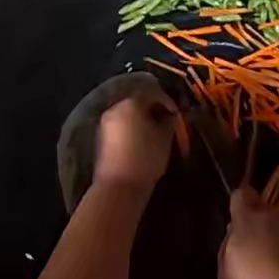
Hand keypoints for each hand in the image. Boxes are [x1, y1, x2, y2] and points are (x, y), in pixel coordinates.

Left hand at [94, 75, 178, 193]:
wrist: (119, 187)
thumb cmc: (146, 158)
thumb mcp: (165, 137)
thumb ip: (169, 120)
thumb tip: (170, 114)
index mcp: (131, 104)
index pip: (152, 91)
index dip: (167, 99)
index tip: (176, 111)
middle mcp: (115, 108)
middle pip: (137, 99)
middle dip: (154, 106)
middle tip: (167, 116)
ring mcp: (106, 122)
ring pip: (128, 111)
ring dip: (143, 115)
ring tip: (157, 127)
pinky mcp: (102, 136)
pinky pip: (121, 122)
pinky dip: (133, 124)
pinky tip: (143, 136)